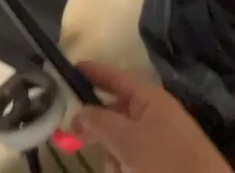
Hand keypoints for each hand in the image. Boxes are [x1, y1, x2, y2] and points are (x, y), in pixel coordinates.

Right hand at [67, 61, 228, 172]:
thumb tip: (78, 114)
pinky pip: (136, 158)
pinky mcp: (167, 164)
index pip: (112, 76)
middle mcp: (155, 114)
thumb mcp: (126, 139)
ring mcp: (163, 140)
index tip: (66, 71)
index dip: (89, 72)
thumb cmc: (168, 162)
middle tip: (71, 137)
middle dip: (96, 126)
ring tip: (114, 169)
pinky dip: (126, 166)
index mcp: (149, 97)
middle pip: (115, 111)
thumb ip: (97, 121)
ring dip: (112, 154)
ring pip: (123, 139)